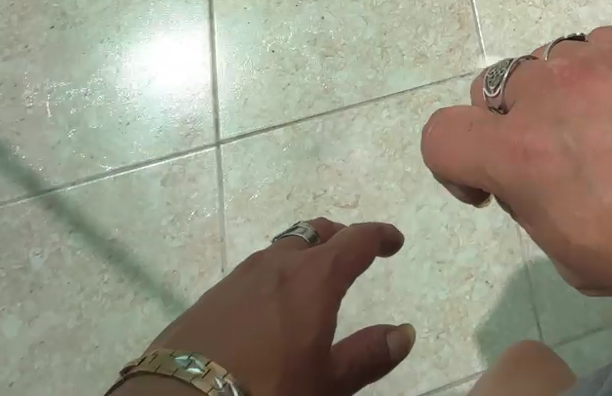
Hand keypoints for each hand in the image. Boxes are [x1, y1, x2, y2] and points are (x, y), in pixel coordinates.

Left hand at [125, 219, 414, 395]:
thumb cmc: (265, 391)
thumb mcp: (326, 384)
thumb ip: (367, 356)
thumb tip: (404, 333)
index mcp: (315, 276)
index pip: (358, 239)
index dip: (381, 236)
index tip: (394, 242)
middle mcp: (279, 264)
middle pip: (315, 232)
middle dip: (337, 237)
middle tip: (350, 253)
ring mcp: (238, 279)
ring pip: (280, 251)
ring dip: (301, 257)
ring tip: (307, 282)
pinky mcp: (207, 301)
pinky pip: (249, 276)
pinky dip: (269, 281)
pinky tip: (264, 311)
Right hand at [418, 27, 611, 314]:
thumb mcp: (577, 257)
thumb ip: (532, 202)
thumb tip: (533, 171)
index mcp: (523, 155)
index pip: (441, 135)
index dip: (457, 165)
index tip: (493, 186)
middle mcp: (549, 92)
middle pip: (495, 92)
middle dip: (513, 127)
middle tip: (561, 160)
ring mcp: (596, 57)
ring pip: (545, 66)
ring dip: (558, 97)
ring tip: (610, 130)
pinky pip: (594, 49)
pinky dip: (601, 74)